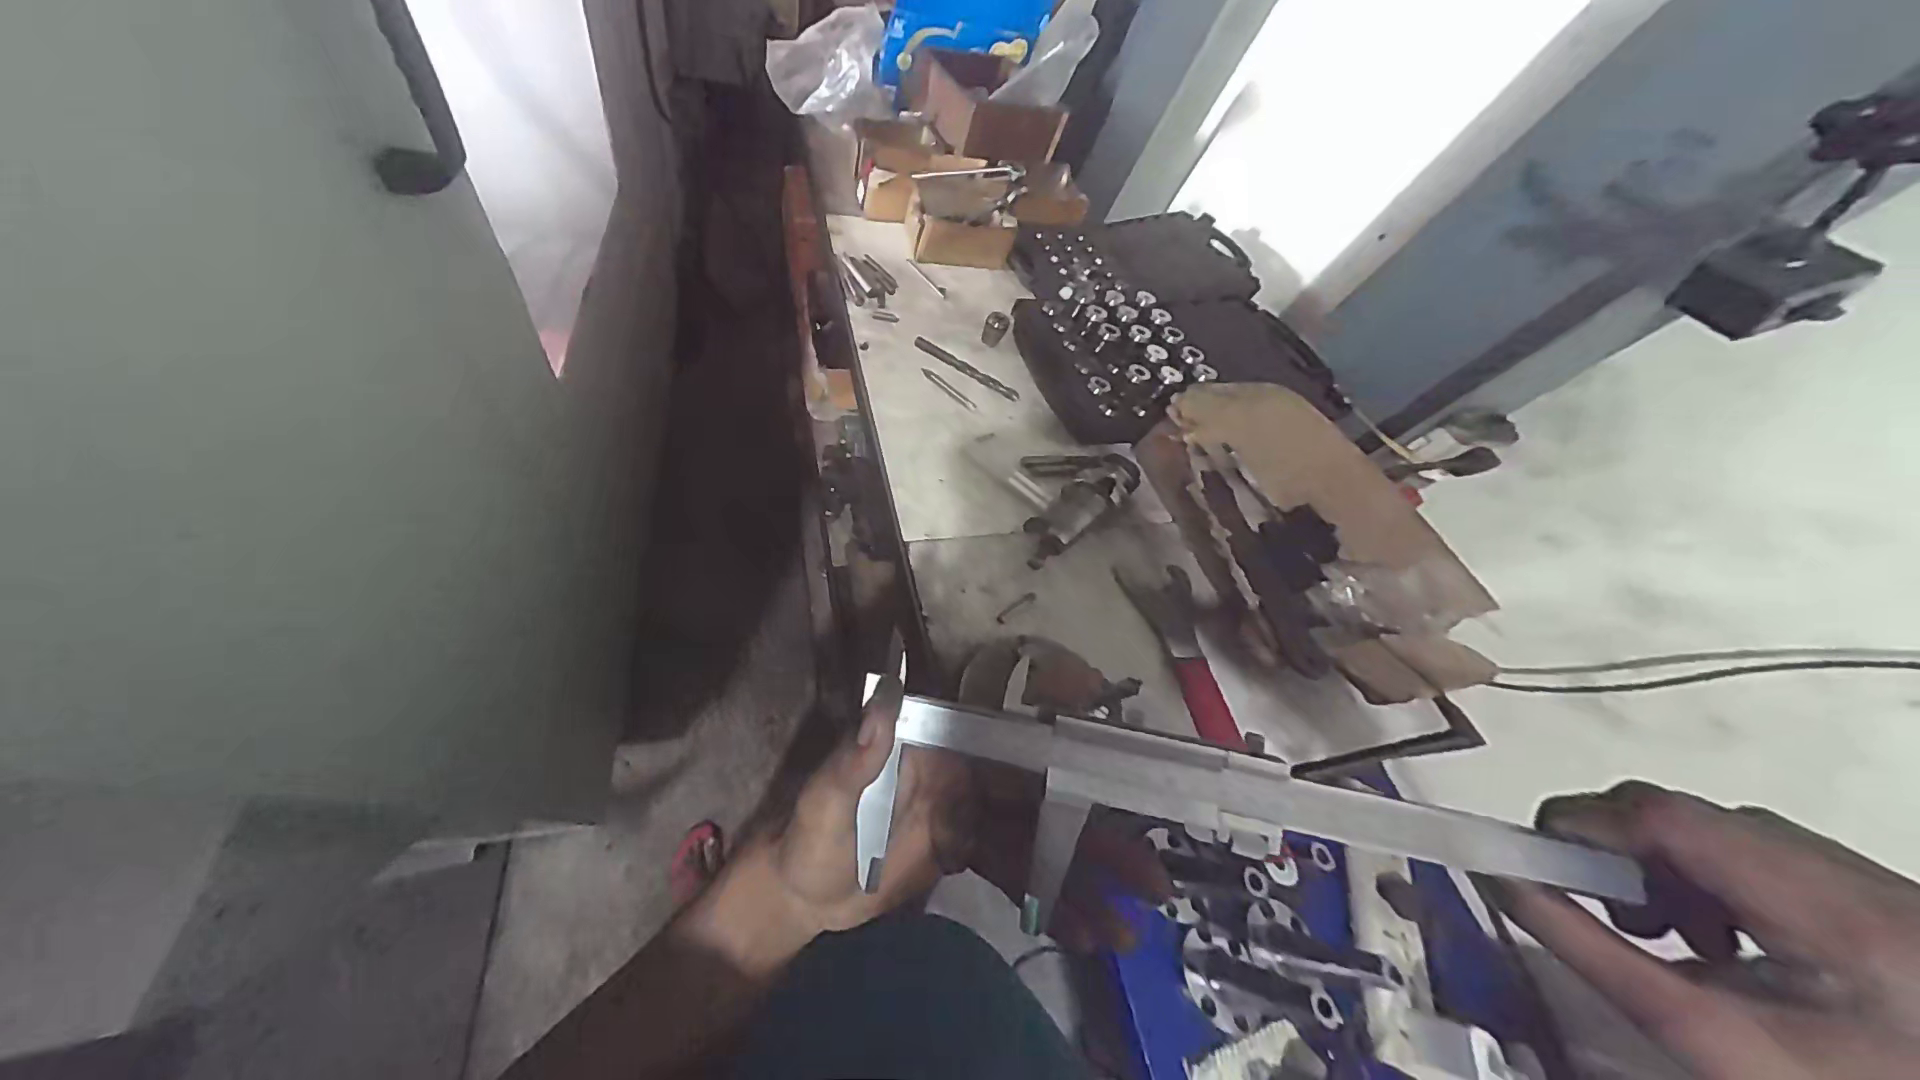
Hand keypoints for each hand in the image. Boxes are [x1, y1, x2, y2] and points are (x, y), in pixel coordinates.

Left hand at [724, 674, 1170, 952]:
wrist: (801, 896)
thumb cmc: (809, 837)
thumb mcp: (825, 799)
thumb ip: (855, 757)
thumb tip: (881, 704)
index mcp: (942, 746)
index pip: (1013, 741)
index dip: (1067, 749)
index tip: (1122, 765)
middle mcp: (967, 773)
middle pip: (1044, 797)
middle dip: (1097, 834)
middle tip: (1148, 874)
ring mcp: (972, 816)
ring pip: (1041, 841)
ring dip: (1085, 879)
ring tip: (1128, 928)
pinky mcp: (969, 854)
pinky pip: (1018, 875)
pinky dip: (1050, 902)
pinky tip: (1085, 933)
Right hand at [1496, 781, 1919, 1078]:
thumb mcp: (1703, 1035)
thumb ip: (1588, 947)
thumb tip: (1497, 878)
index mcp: (1820, 902)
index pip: (1661, 813)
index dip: (1580, 824)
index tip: (1536, 865)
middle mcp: (1845, 869)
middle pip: (1679, 813)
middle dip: (1613, 849)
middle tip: (1603, 911)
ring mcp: (1868, 880)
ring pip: (1710, 829)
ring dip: (1655, 864)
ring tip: (1664, 933)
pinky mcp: (1876, 898)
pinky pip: (1753, 853)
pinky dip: (1703, 879)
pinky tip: (1719, 939)